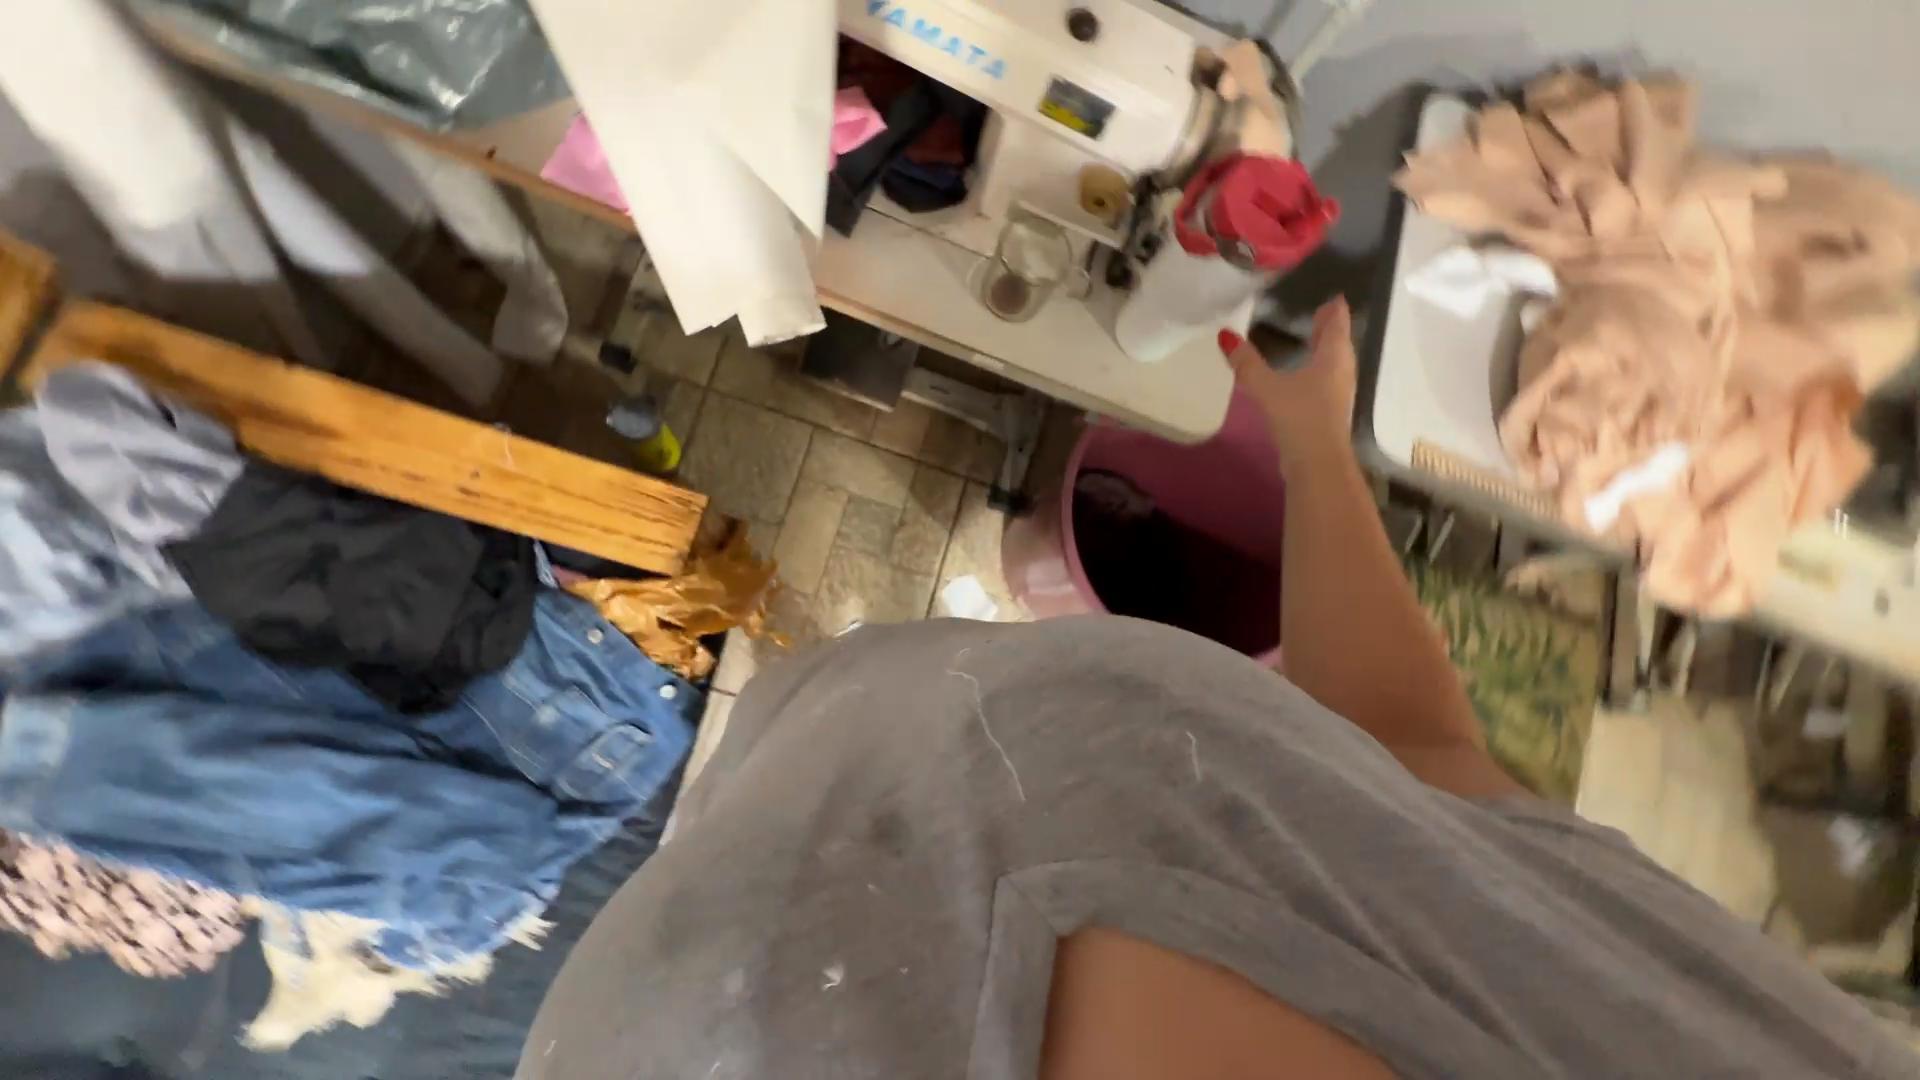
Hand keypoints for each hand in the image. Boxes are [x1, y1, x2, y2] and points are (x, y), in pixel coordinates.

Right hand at [1219, 297, 1356, 476]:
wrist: (1316, 461)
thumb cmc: (1298, 416)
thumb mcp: (1266, 386)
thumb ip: (1246, 363)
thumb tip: (1225, 335)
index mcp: (1333, 357)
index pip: (1338, 324)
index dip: (1335, 310)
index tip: (1333, 298)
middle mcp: (1342, 371)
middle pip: (1339, 343)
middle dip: (1330, 329)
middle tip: (1322, 314)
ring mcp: (1338, 393)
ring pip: (1334, 363)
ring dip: (1325, 351)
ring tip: (1312, 342)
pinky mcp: (1329, 412)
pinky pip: (1326, 381)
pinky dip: (1318, 371)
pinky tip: (1303, 377)